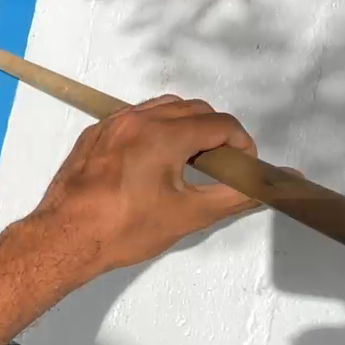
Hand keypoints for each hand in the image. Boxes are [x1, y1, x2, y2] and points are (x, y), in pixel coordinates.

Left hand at [23, 95, 260, 281]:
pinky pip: (132, 118)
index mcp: (161, 134)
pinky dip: (152, 129)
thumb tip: (279, 181)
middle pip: (192, 109)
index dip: (241, 144)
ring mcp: (109, 124)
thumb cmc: (128, 228)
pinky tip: (151, 161)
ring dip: (182, 126)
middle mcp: (134, 119)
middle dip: (214, 132)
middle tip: (216, 167)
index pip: (220, 123)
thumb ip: (239, 193)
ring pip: (160, 108)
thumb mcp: (191, 214)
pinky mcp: (92, 134)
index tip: (239, 169)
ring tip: (186, 162)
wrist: (66, 236)